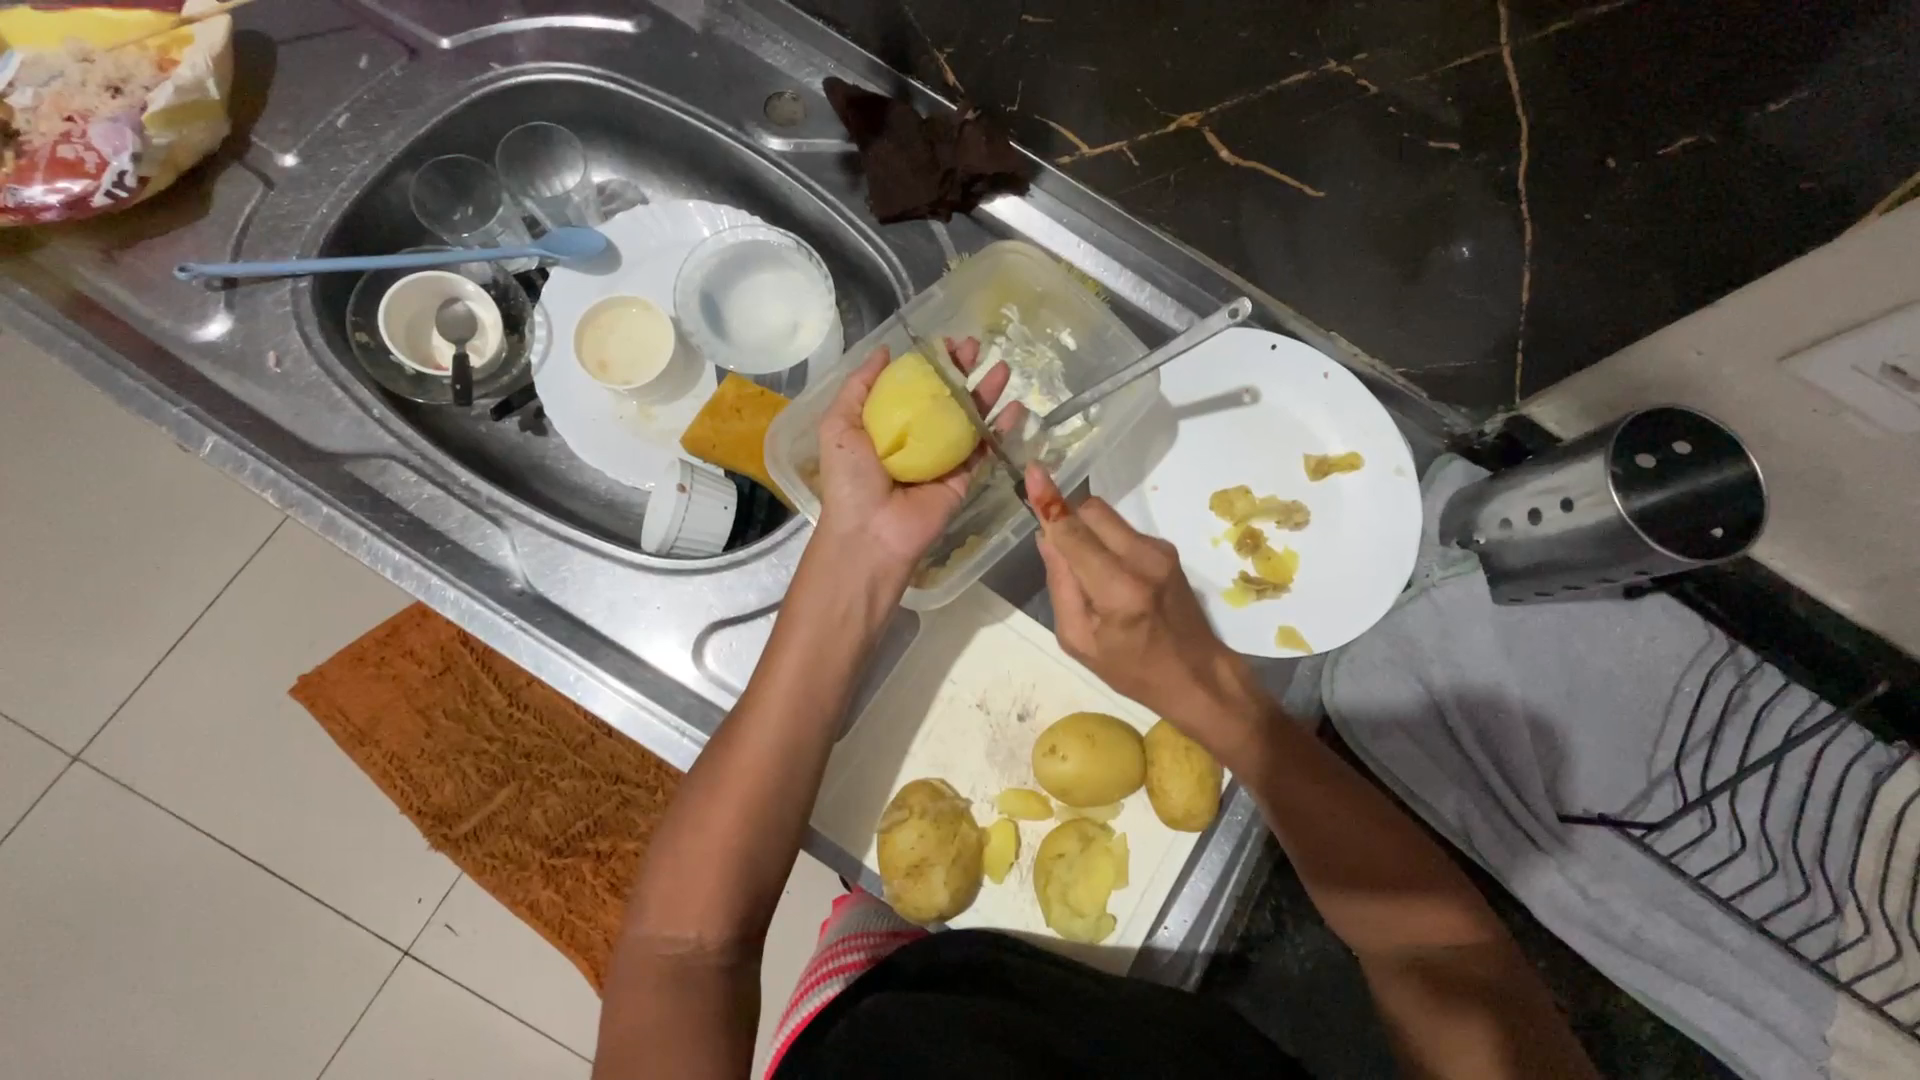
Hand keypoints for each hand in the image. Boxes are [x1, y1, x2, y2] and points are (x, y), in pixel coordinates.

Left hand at [814, 338, 1009, 575]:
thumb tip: (884, 351)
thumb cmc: (850, 479)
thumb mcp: (839, 424)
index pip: (913, 386)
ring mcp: (942, 459)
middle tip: (977, 347)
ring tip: (1003, 368)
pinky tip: (1015, 407)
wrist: (870, 534)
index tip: (947, 343)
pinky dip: (1001, 429)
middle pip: (945, 398)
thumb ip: (859, 386)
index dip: (930, 363)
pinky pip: (984, 450)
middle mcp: (916, 438)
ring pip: (970, 420)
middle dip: (962, 371)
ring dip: (987, 393)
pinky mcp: (963, 479)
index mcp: (886, 425)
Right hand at [1029, 464, 1266, 746]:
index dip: (1049, 502)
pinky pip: (1123, 531)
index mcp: (1119, 590)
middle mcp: (1144, 560)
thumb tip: (1048, 538)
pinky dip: (1106, 543)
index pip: (1075, 534)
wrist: (1198, 675)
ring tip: (1089, 578)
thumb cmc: (1133, 670)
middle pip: (1092, 511)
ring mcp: (1161, 551)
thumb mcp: (1080, 641)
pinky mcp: (1168, 550)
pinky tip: (1110, 577)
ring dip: (1087, 533)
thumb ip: (1061, 586)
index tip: (1032, 472)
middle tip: (1058, 551)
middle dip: (1067, 519)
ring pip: (1108, 517)